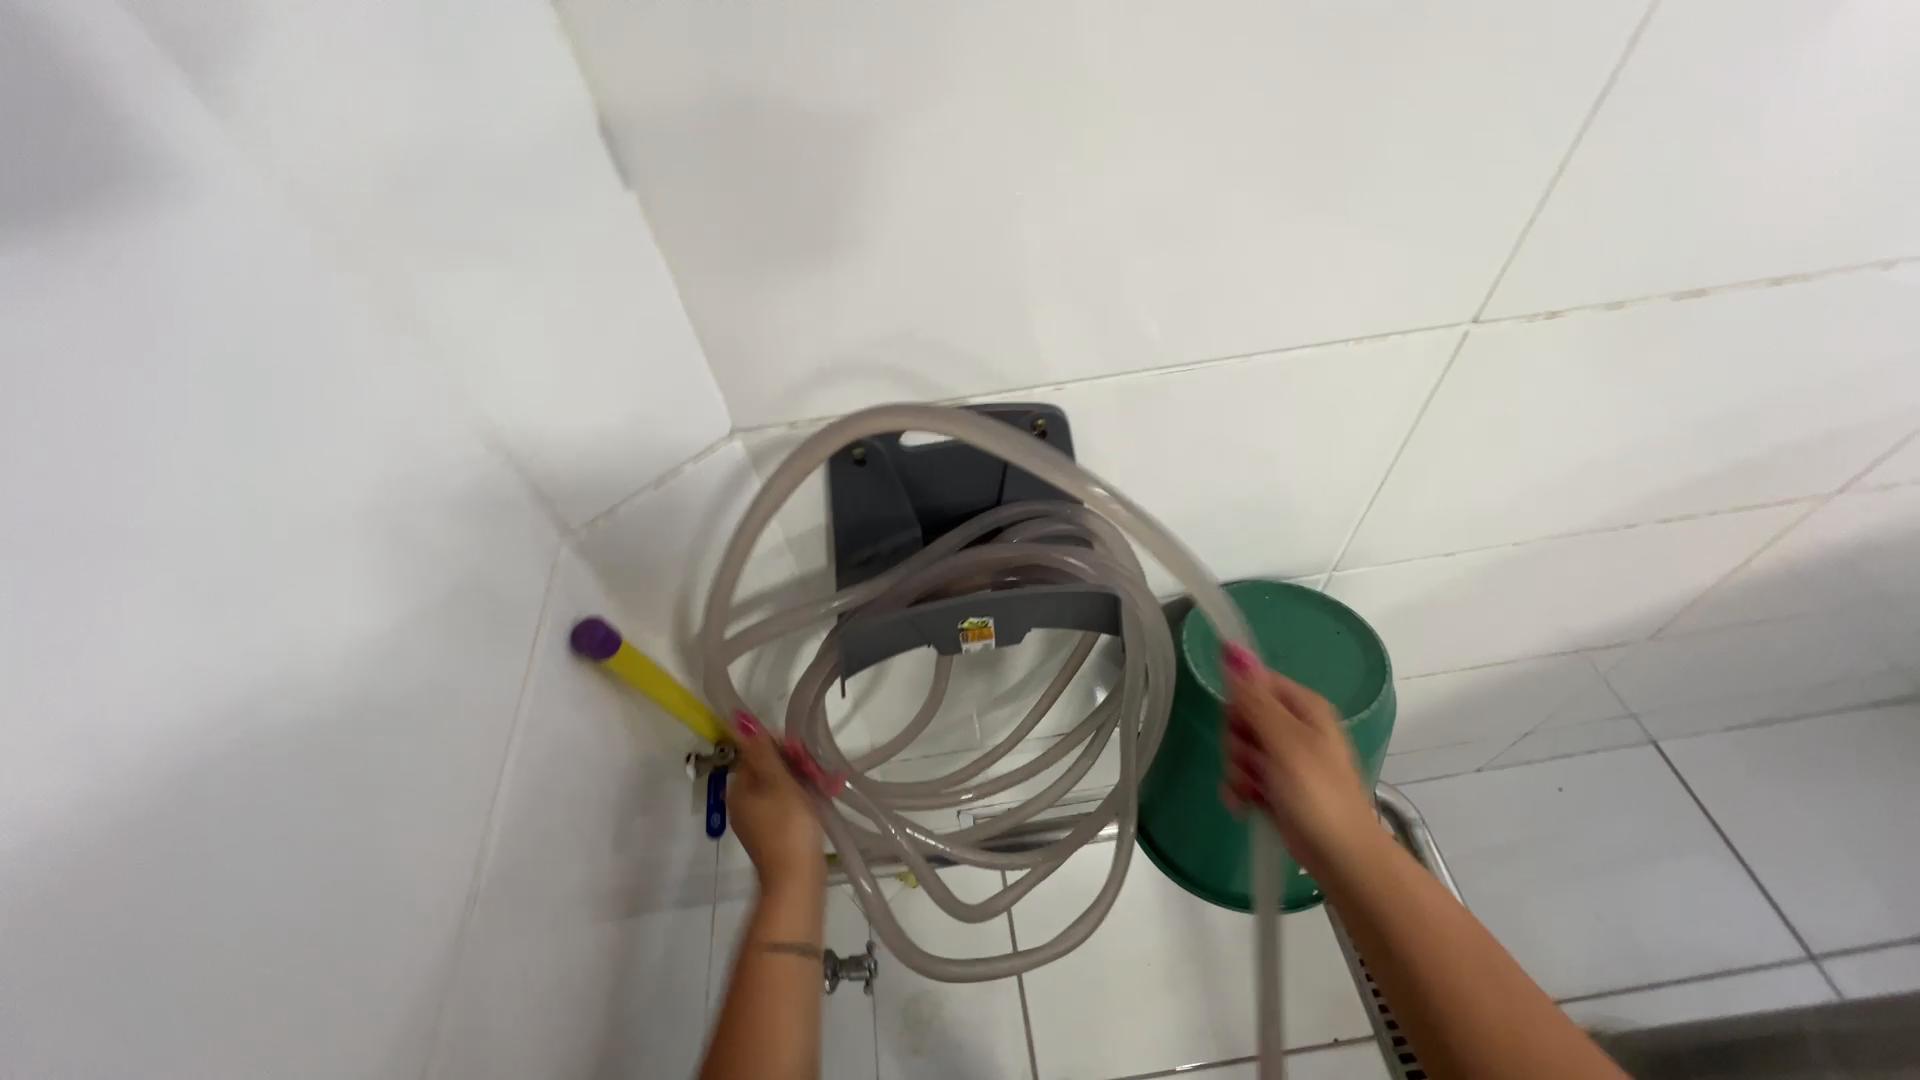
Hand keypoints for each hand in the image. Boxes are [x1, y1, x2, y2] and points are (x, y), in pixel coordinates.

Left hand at [728, 712, 825, 895]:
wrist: (796, 878)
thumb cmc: (788, 825)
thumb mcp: (778, 782)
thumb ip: (762, 751)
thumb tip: (738, 720)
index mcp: (740, 789)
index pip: (757, 753)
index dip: (782, 747)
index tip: (804, 753)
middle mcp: (744, 803)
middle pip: (770, 769)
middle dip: (797, 764)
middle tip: (819, 770)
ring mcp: (760, 820)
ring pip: (782, 786)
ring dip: (805, 780)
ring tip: (828, 783)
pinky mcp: (775, 834)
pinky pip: (789, 805)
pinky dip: (805, 798)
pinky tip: (825, 796)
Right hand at [1219, 644, 1379, 877]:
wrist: (1340, 856)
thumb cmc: (1318, 794)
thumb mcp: (1285, 740)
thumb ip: (1255, 698)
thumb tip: (1231, 649)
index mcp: (1304, 708)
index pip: (1255, 684)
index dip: (1242, 704)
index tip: (1244, 725)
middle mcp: (1293, 728)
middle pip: (1241, 718)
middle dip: (1238, 743)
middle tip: (1256, 762)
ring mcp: (1283, 759)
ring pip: (1238, 749)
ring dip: (1238, 771)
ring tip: (1257, 790)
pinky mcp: (1274, 787)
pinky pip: (1241, 776)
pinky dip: (1240, 791)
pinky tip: (1248, 805)